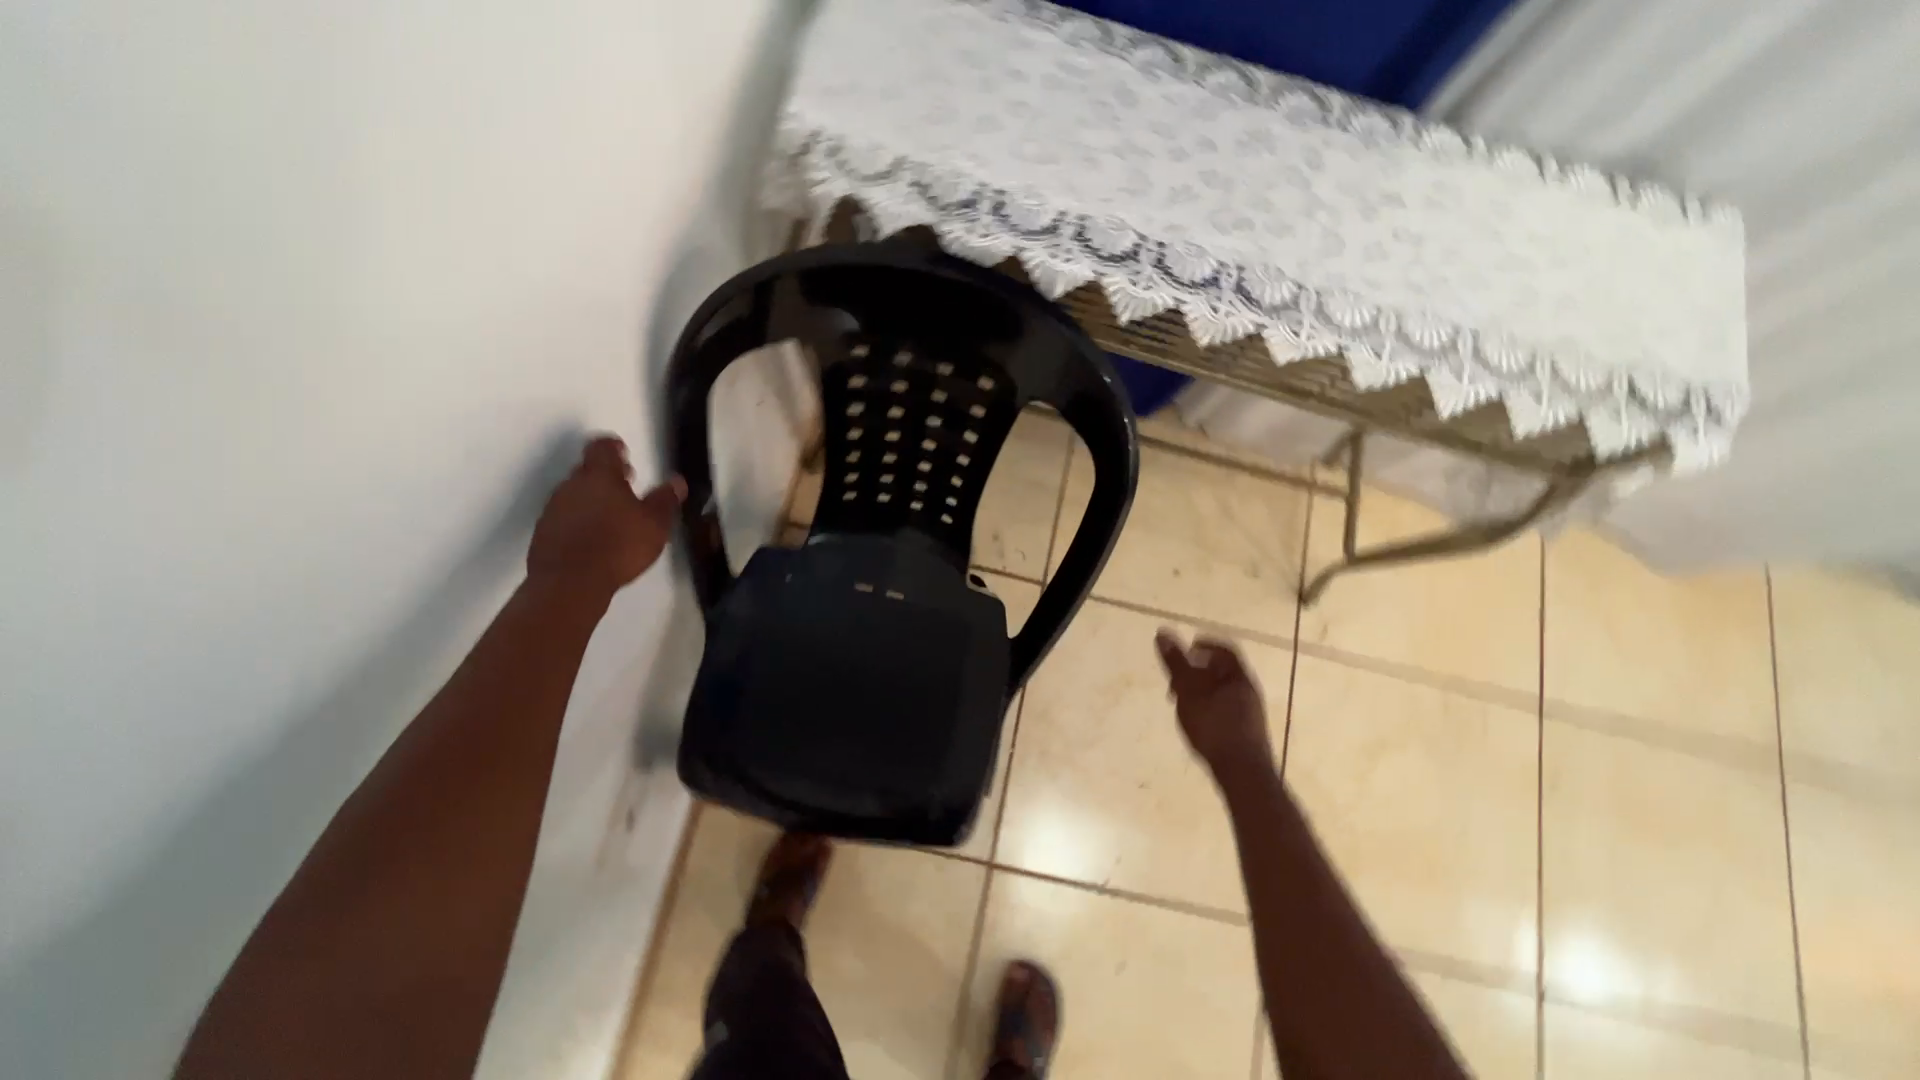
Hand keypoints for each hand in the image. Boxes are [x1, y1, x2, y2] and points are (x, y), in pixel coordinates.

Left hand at [527, 436, 683, 598]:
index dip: (613, 446)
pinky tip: (593, 539)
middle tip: (625, 486)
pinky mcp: (544, 532)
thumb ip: (665, 500)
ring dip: (592, 499)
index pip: (602, 447)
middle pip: (587, 469)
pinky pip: (564, 516)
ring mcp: (553, 508)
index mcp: (599, 476)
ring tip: (612, 517)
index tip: (624, 452)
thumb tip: (676, 481)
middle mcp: (572, 485)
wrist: (569, 582)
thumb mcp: (655, 524)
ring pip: (574, 493)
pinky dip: (579, 520)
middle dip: (606, 475)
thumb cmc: (618, 546)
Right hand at [1155, 630, 1273, 779]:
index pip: (1224, 651)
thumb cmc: (1214, 728)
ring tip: (1181, 703)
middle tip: (1176, 680)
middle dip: (1198, 671)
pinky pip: (1225, 709)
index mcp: (1239, 677)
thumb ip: (1176, 664)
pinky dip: (1208, 707)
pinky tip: (1196, 723)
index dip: (1204, 646)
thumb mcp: (1189, 692)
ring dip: (1201, 691)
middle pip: (1223, 671)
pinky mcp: (1246, 732)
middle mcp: (1249, 692)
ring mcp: (1250, 714)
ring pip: (1223, 692)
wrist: (1243, 774)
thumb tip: (1162, 632)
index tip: (1186, 650)